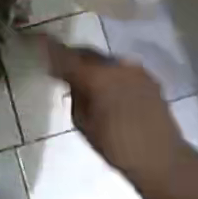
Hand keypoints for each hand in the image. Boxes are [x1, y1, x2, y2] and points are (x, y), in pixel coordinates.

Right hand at [44, 39, 190, 184]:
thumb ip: (74, 95)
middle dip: (71, 58)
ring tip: (83, 81)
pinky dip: (109, 75)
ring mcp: (136, 70)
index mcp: (97, 76)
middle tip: (58, 67)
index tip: (35, 39)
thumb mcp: (83, 123)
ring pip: (105, 61)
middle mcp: (117, 66)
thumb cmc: (116, 147)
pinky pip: (122, 70)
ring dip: (92, 67)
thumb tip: (70, 80)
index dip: (49, 47)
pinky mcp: (149, 78)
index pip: (65, 56)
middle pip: (87, 54)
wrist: (162, 159)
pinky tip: (107, 90)